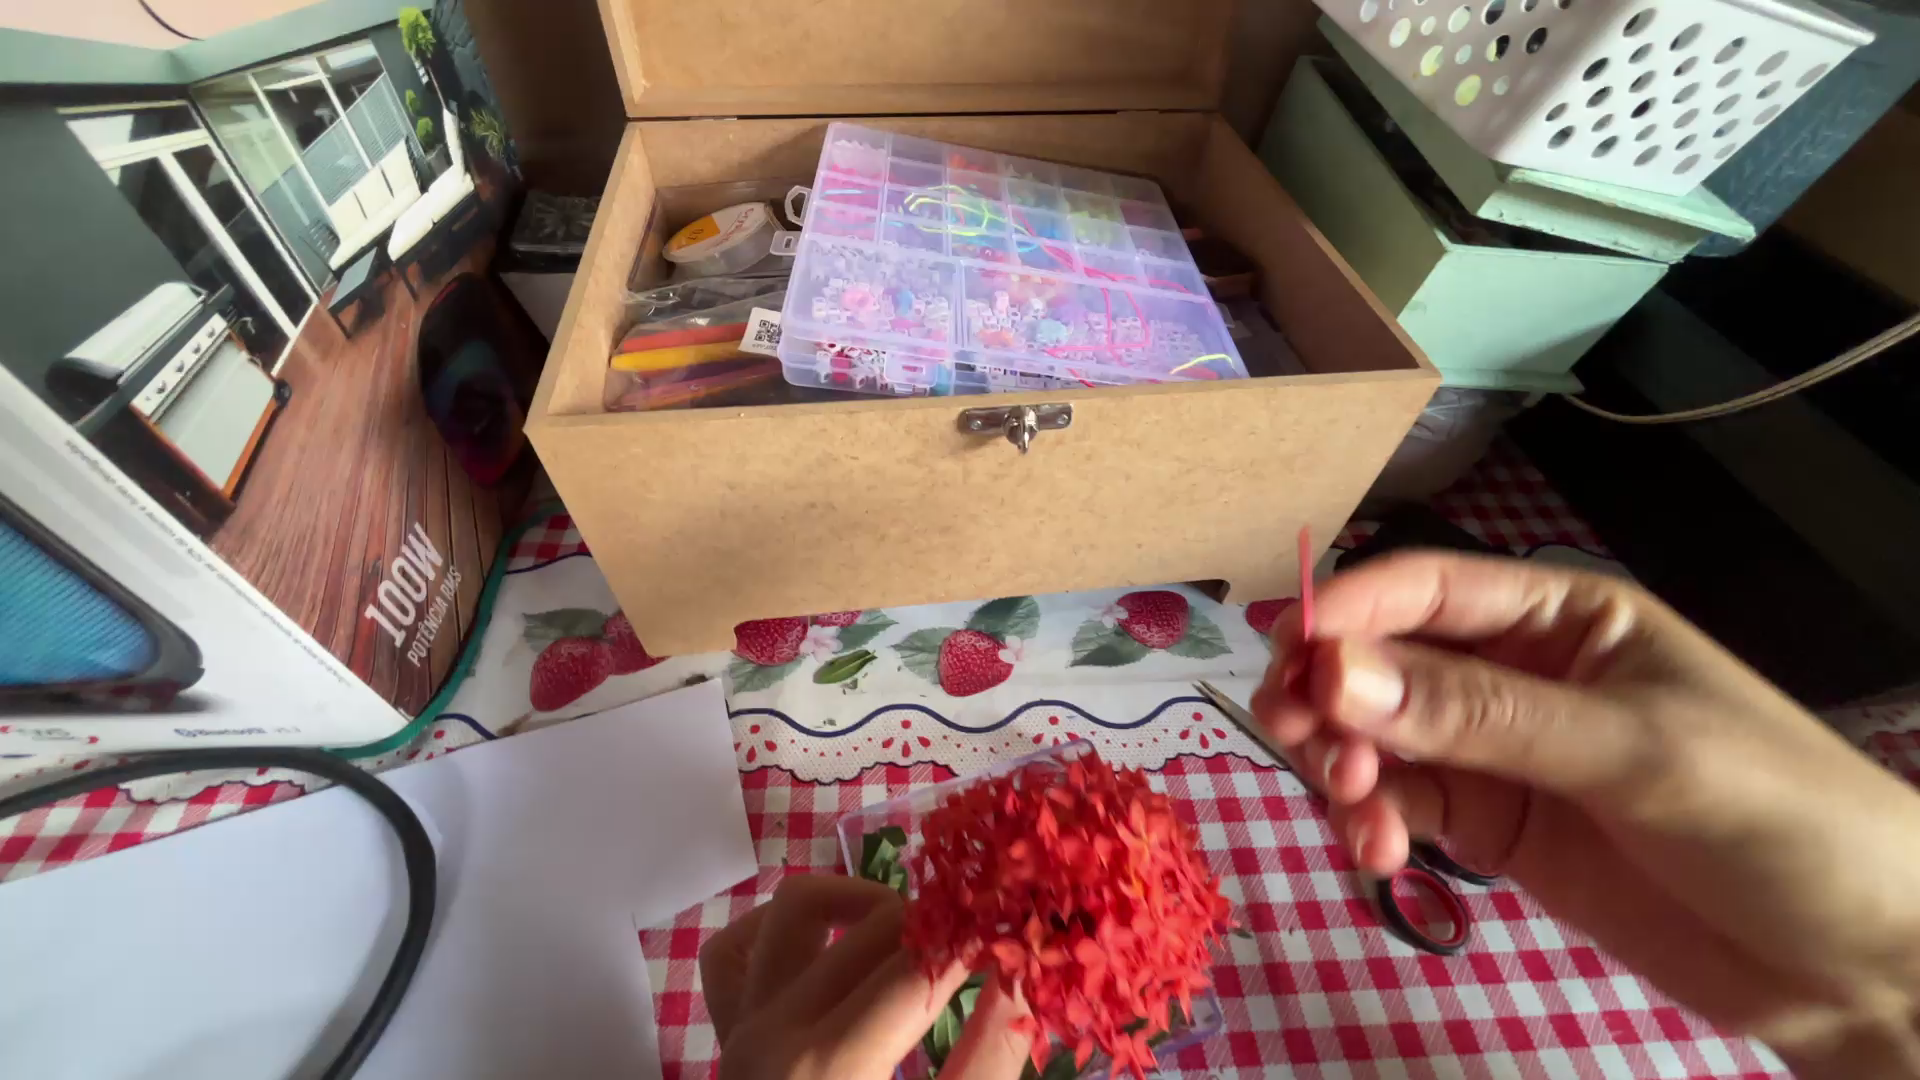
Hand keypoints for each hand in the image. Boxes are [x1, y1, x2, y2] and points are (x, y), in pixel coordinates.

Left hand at [701, 875, 1029, 1079]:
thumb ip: (988, 1059)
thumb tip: (1021, 972)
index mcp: (826, 1069)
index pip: (918, 967)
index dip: (976, 939)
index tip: (1015, 928)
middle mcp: (769, 1031)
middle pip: (872, 926)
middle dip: (935, 925)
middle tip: (978, 939)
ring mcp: (737, 1026)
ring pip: (796, 910)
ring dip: (860, 904)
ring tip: (909, 940)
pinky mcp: (724, 1032)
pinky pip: (734, 950)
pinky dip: (786, 933)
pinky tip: (833, 948)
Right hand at [1249, 552, 1919, 1077]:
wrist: (1871, 976)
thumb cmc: (1782, 822)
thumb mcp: (1635, 753)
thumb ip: (1477, 713)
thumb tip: (1332, 673)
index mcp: (1551, 616)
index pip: (1422, 589)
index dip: (1349, 608)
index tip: (1289, 651)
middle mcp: (1499, 668)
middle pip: (1374, 659)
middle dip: (1326, 694)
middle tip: (1291, 732)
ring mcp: (1479, 744)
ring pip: (1367, 730)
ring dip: (1340, 760)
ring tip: (1354, 808)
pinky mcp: (1472, 814)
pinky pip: (1390, 797)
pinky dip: (1366, 818)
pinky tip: (1376, 851)